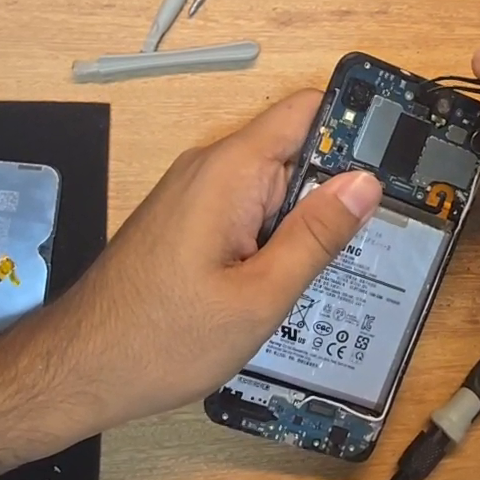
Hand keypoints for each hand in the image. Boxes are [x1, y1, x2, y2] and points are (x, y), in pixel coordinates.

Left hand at [19, 91, 382, 427]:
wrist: (80, 368)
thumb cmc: (162, 339)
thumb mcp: (259, 296)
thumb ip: (316, 235)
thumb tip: (365, 183)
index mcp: (231, 171)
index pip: (305, 110)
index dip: (355, 124)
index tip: (399, 155)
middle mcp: (213, 169)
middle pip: (296, 149)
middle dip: (338, 185)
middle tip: (383, 229)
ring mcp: (198, 194)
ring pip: (275, 185)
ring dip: (307, 217)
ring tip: (344, 261)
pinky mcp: (191, 220)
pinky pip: (249, 208)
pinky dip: (277, 234)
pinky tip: (292, 274)